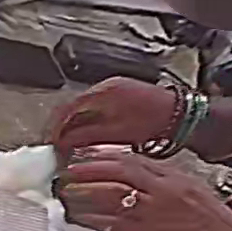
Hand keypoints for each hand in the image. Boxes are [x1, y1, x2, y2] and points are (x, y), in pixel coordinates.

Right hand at [49, 78, 176, 164]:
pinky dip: (84, 120)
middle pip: (72, 106)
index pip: (66, 108)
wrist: (181, 115)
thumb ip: (84, 136)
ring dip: (72, 124)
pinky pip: (93, 106)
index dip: (54, 127)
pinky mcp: (119, 93)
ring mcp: (113, 87)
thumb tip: (63, 142)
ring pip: (81, 107)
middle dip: (61, 126)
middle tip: (56, 144)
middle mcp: (106, 86)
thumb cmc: (154, 122)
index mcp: (103, 92)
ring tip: (69, 141)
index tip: (50, 142)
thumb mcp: (114, 133)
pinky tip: (84, 133)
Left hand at [58, 149, 231, 230]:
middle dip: (88, 170)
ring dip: (82, 194)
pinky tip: (77, 216)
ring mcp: (151, 213)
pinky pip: (109, 223)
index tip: (85, 155)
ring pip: (108, 196)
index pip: (132, 159)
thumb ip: (161, 183)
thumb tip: (132, 179)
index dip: (103, 156)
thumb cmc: (213, 226)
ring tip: (65, 192)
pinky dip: (89, 218)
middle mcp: (162, 191)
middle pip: (117, 173)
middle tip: (68, 171)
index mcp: (174, 178)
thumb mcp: (190, 192)